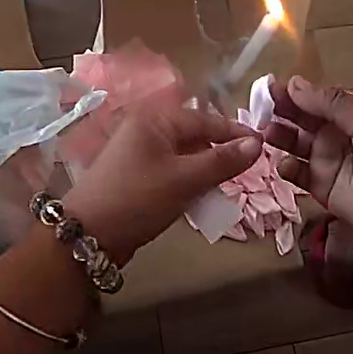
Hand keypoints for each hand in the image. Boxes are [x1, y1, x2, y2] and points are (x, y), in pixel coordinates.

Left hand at [63, 101, 261, 262]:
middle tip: (250, 170)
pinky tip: (204, 198)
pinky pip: (172, 171)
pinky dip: (190, 182)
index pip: (205, 119)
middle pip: (195, 136)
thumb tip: (257, 144)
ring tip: (231, 187)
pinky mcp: (137, 175)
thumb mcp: (185, 180)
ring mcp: (139, 153)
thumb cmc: (138, 199)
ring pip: (185, 156)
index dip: (235, 134)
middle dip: (221, 153)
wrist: (88, 234)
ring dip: (207, 171)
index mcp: (155, 119)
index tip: (264, 146)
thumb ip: (222, 161)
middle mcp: (146, 129)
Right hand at [263, 76, 352, 265]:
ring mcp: (328, 161)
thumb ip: (335, 104)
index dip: (294, 91)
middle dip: (280, 111)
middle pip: (301, 118)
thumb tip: (294, 83)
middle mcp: (337, 134)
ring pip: (294, 143)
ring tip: (266, 133)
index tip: (270, 87)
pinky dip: (286, 167)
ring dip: (279, 136)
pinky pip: (297, 173)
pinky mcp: (322, 188)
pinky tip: (285, 164)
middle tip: (259, 108)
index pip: (317, 97)